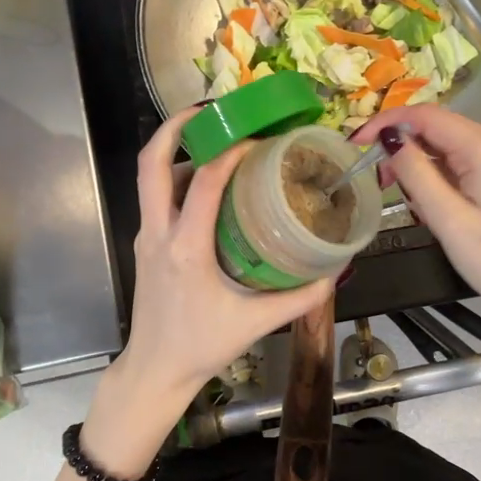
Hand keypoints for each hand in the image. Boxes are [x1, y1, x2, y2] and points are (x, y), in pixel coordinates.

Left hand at [114, 107, 334, 411]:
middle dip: (174, 128)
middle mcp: (158, 234)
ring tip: (217, 141)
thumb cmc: (200, 347)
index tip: (256, 138)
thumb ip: (298, 297)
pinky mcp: (146, 244)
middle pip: (150, 164)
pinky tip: (211, 183)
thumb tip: (335, 271)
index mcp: (185, 249)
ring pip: (151, 178)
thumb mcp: (255, 323)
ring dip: (178, 152)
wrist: (154, 371)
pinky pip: (157, 198)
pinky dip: (178, 178)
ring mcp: (146, 237)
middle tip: (208, 109)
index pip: (201, 182)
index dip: (228, 152)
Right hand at [351, 105, 480, 334]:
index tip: (354, 142)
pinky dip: (432, 176)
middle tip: (376, 180)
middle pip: (433, 126)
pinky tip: (428, 204)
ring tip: (407, 201)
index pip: (426, 116)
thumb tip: (387, 138)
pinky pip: (453, 159)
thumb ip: (415, 173)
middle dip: (400, 148)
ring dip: (415, 166)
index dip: (386, 122)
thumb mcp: (447, 219)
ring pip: (440, 143)